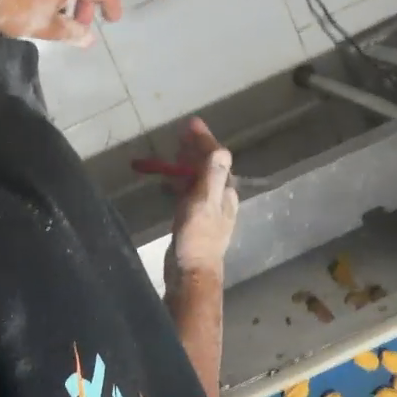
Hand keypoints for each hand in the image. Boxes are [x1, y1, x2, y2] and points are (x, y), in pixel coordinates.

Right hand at [166, 118, 238, 282]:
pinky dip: (181, 179)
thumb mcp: (204, 204)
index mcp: (225, 193)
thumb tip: (221, 150)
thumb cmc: (198, 238)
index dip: (204, 140)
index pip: (217, 158)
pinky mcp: (195, 219)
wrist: (191, 273)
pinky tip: (170, 180)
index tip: (190, 123)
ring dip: (188, 162)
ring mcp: (208, 209)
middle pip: (210, 166)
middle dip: (197, 147)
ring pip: (199, 178)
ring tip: (175, 149)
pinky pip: (189, 191)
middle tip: (181, 132)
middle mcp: (220, 199)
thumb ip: (212, 177)